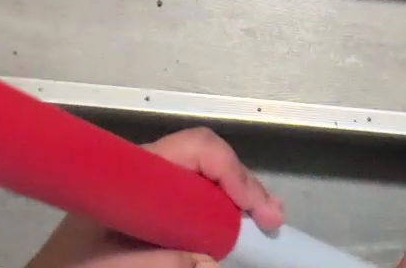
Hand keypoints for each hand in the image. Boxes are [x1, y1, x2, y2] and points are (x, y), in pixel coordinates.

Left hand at [25, 127, 286, 267]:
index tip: (262, 213)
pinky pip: (187, 203)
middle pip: (205, 162)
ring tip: (260, 225)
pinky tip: (227, 235)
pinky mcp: (141, 214)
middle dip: (242, 188)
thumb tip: (216, 260)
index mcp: (132, 169)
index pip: (197, 148)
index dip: (235, 175)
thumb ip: (163, 262)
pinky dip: (213, 217)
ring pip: (199, 182)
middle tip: (273, 222)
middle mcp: (140, 172)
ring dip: (232, 203)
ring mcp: (141, 192)